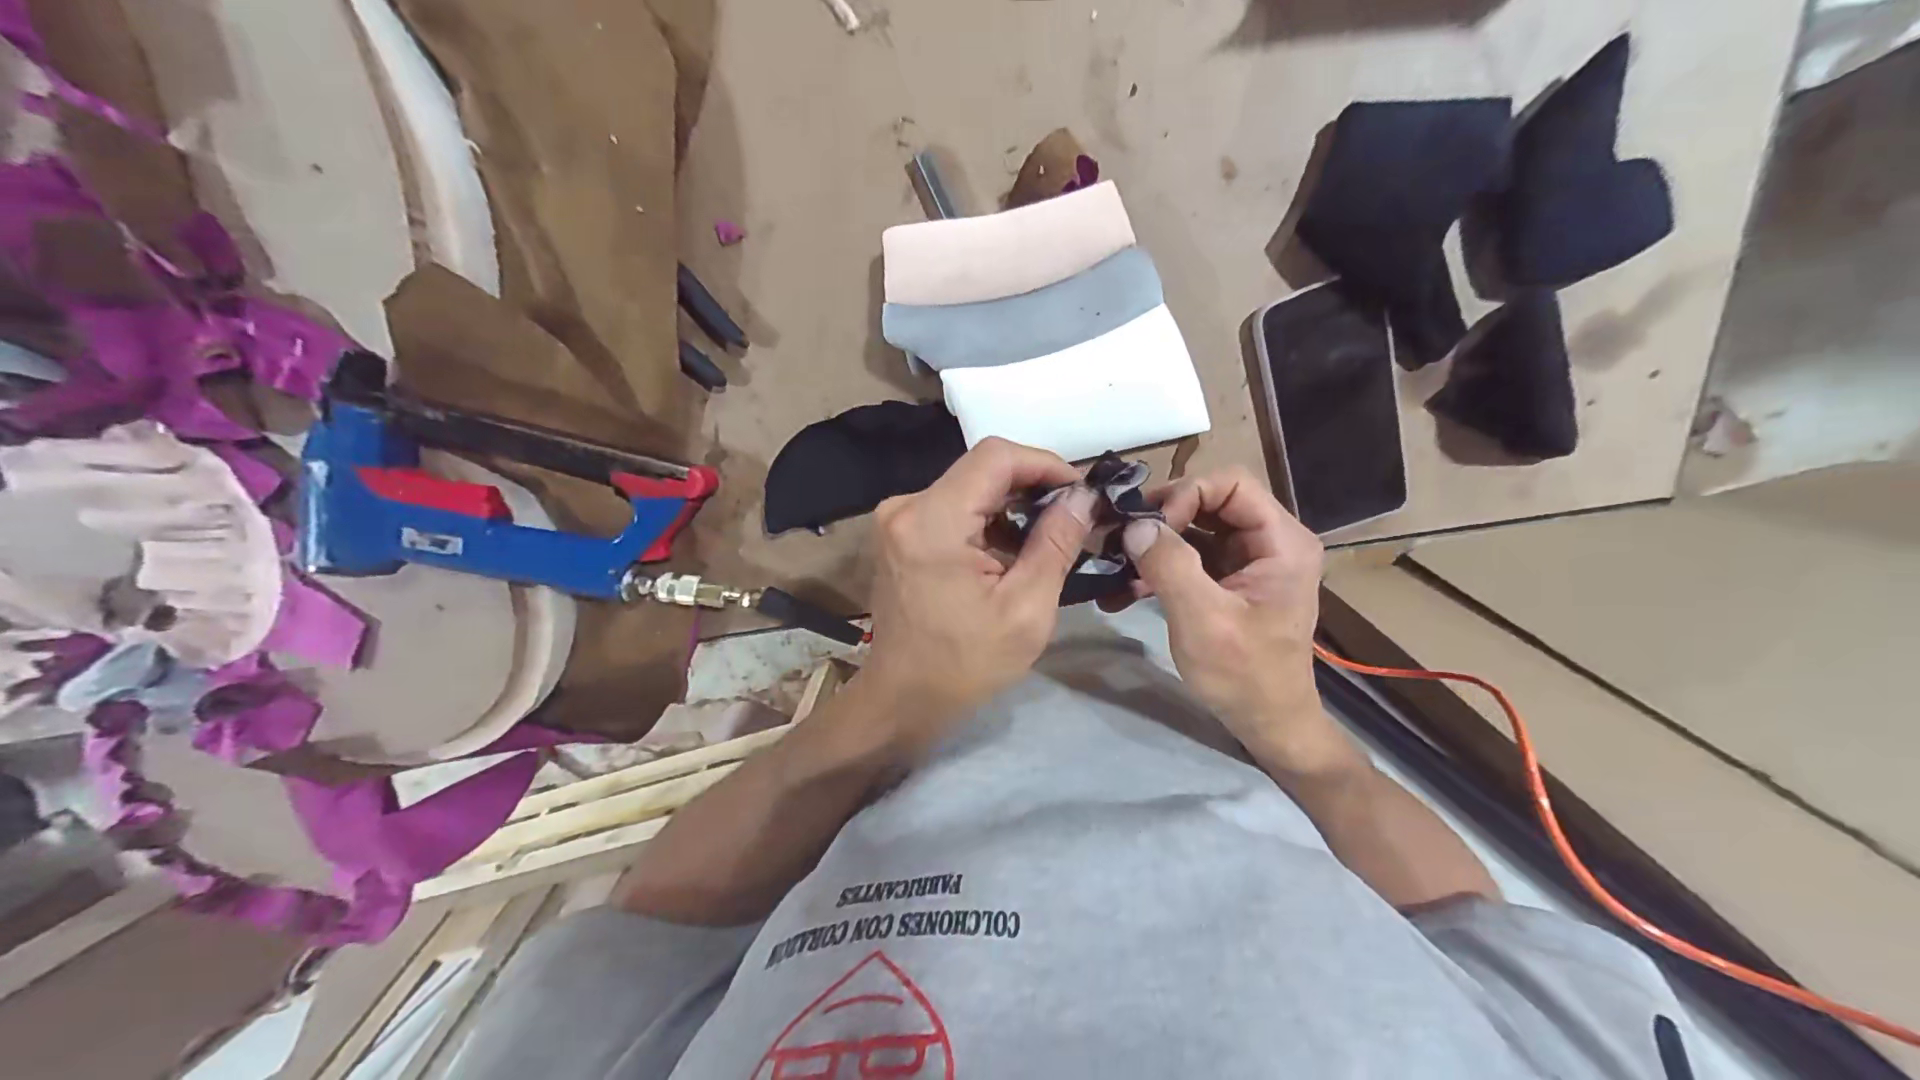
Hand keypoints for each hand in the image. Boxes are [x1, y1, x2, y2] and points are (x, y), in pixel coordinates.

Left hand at [861, 438, 1096, 753]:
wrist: (902, 698)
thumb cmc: (965, 664)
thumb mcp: (1026, 608)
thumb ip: (1056, 542)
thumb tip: (1083, 496)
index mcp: (932, 522)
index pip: (995, 457)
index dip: (1044, 464)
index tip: (1080, 492)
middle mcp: (906, 507)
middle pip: (982, 469)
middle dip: (1033, 486)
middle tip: (1074, 515)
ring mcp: (898, 519)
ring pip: (970, 486)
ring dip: (1012, 504)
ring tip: (1051, 534)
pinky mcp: (900, 532)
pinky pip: (953, 507)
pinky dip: (987, 519)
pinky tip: (1013, 547)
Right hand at [1117, 468, 1345, 773]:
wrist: (1267, 723)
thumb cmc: (1245, 675)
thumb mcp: (1204, 620)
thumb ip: (1170, 566)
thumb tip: (1134, 526)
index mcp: (1282, 541)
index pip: (1231, 483)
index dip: (1186, 494)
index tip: (1151, 528)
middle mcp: (1269, 541)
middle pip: (1209, 500)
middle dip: (1162, 518)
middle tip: (1122, 538)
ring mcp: (1248, 561)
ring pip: (1193, 527)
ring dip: (1154, 543)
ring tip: (1115, 562)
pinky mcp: (1227, 580)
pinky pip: (1189, 556)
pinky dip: (1158, 566)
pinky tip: (1124, 587)